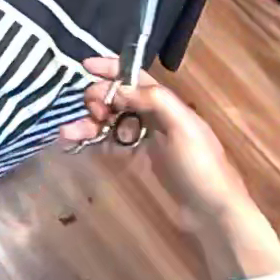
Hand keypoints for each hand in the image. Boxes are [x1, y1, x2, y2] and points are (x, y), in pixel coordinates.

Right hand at [63, 56, 279, 279]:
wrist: (212, 213)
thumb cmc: (202, 167)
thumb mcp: (184, 128)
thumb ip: (153, 100)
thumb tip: (117, 87)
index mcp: (167, 105)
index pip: (136, 77)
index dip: (112, 69)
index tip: (86, 66)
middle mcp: (153, 117)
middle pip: (117, 98)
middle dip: (97, 99)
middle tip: (92, 112)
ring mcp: (143, 138)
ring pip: (108, 120)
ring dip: (87, 122)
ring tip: (67, 132)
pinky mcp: (135, 158)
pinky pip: (107, 141)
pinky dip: (90, 139)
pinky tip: (73, 141)